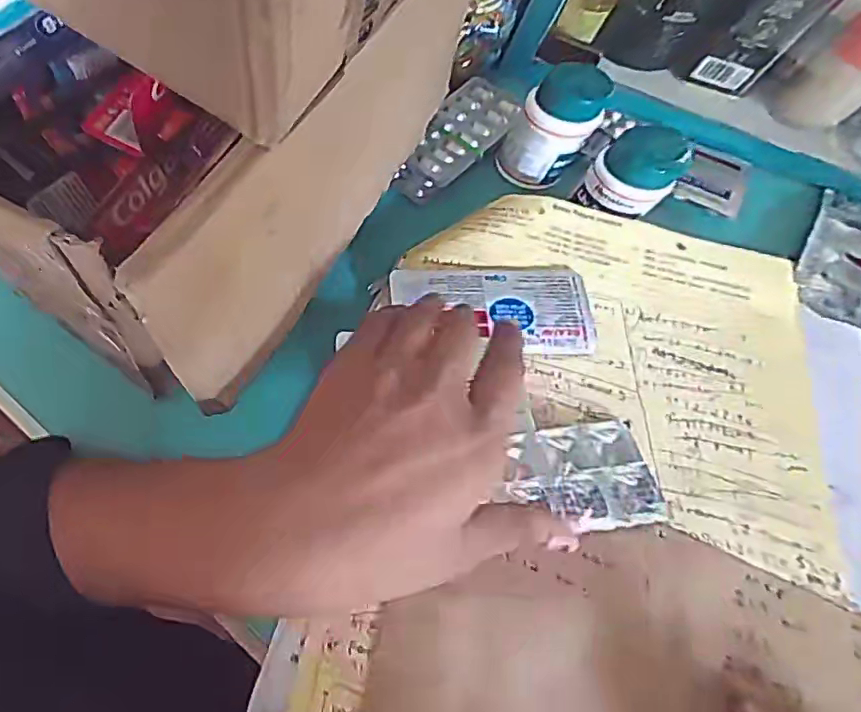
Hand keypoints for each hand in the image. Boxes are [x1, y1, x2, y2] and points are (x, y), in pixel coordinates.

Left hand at [49, 298, 577, 615]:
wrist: (286, 528)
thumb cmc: (374, 555)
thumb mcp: (452, 555)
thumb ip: (512, 530)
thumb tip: (574, 523)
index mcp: (471, 445)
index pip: (507, 379)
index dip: (509, 352)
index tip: (508, 335)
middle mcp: (436, 397)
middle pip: (466, 334)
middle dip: (473, 319)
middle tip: (473, 311)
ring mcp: (388, 374)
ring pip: (421, 318)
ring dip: (431, 308)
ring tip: (435, 304)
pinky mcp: (346, 365)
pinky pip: (377, 324)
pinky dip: (388, 314)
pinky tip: (386, 315)